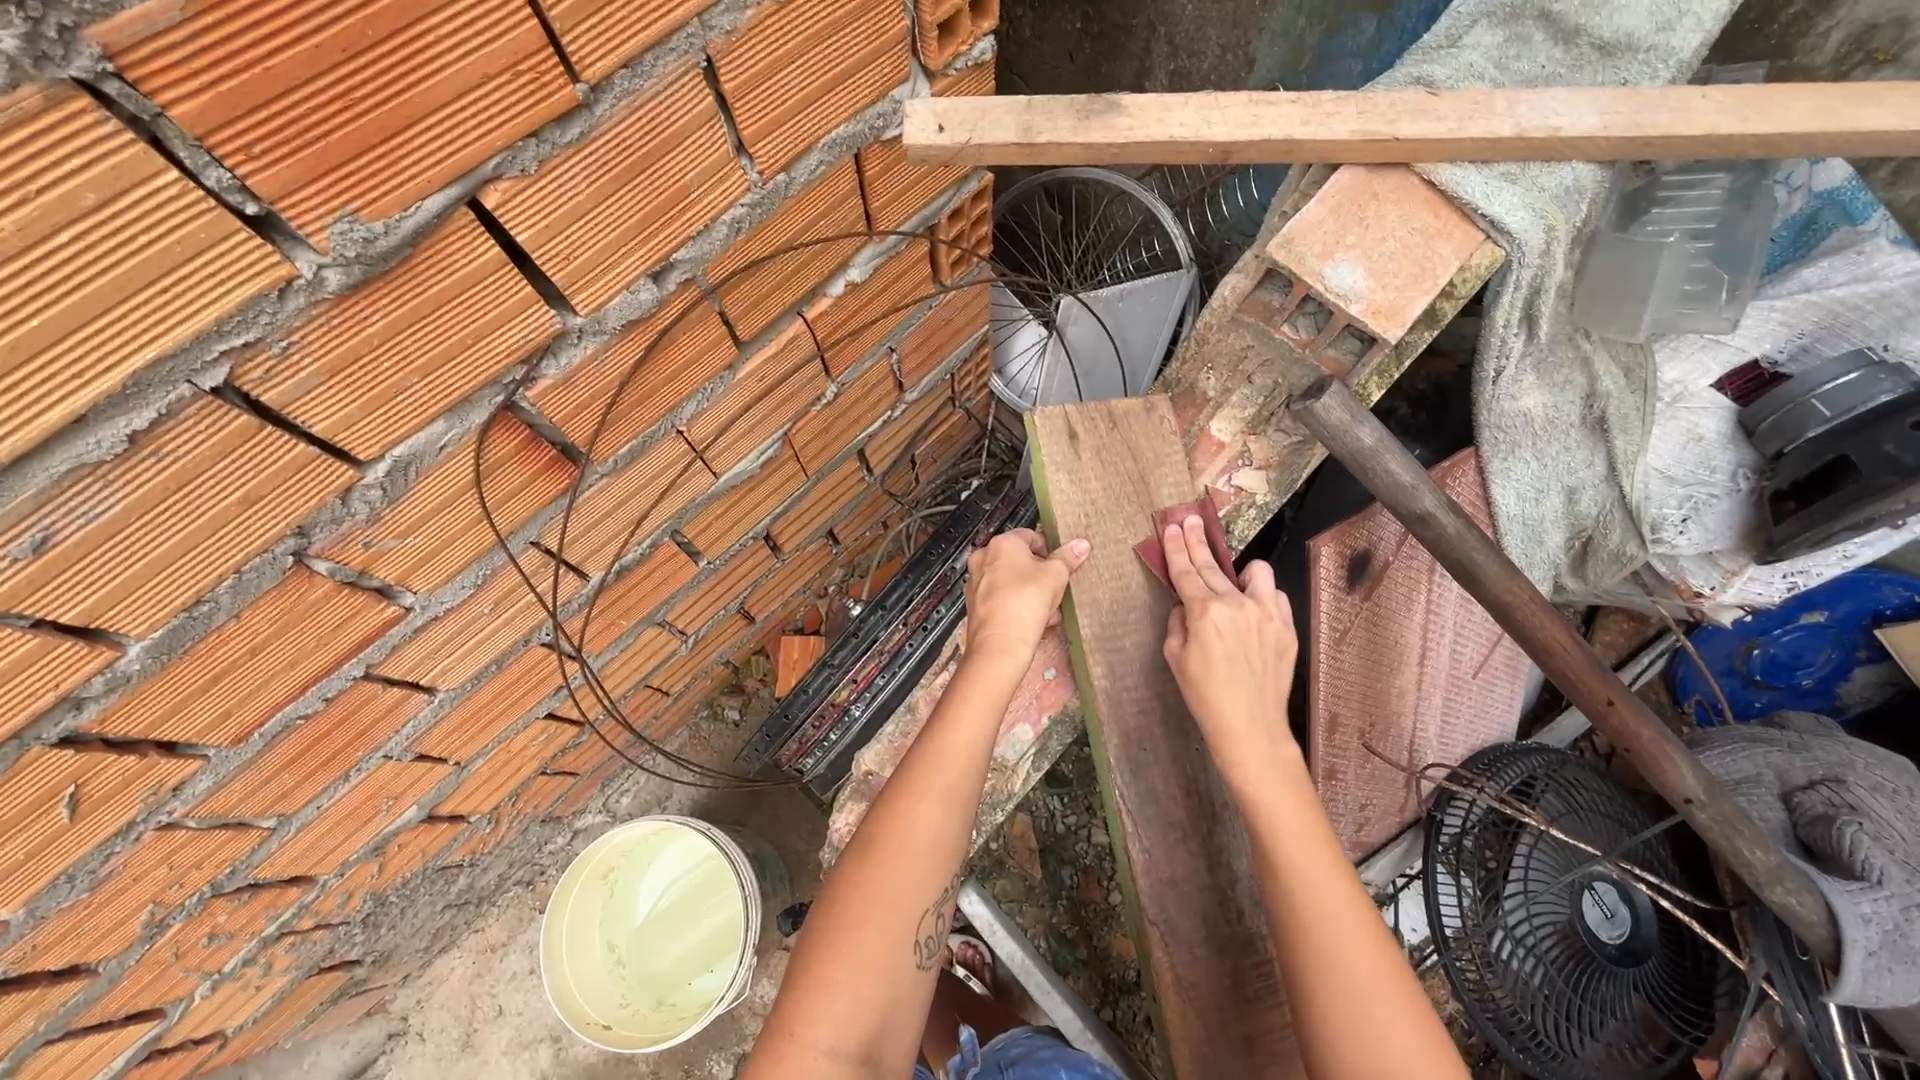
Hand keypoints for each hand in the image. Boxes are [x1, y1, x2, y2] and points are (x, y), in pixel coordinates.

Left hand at [963, 529, 1090, 662]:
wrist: (1000, 643)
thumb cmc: (1023, 604)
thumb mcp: (1056, 575)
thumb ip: (1068, 558)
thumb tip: (1079, 546)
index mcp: (1002, 543)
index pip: (1030, 535)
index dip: (1049, 549)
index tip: (1060, 562)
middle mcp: (984, 559)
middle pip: (1018, 560)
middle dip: (1039, 574)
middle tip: (1055, 586)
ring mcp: (977, 583)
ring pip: (1009, 582)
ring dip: (1030, 592)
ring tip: (1048, 608)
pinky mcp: (976, 606)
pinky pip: (1001, 600)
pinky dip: (1017, 606)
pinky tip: (1034, 620)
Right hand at [1160, 515, 1300, 792]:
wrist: (1250, 726)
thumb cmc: (1205, 697)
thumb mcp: (1175, 659)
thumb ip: (1178, 623)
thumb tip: (1186, 607)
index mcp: (1205, 612)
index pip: (1186, 571)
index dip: (1177, 547)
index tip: (1173, 526)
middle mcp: (1237, 605)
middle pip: (1213, 565)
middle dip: (1198, 542)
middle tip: (1190, 522)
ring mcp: (1266, 614)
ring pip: (1256, 571)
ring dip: (1240, 572)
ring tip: (1232, 582)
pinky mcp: (1286, 626)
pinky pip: (1274, 596)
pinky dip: (1262, 598)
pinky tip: (1253, 612)